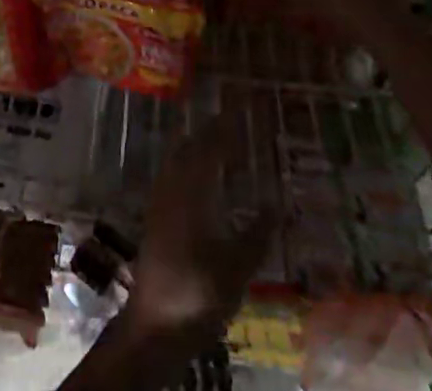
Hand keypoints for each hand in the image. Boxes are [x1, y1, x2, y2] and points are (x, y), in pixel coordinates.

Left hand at [126, 119, 277, 337]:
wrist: (157, 321)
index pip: (208, 149)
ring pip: (177, 161)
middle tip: (232, 121)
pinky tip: (202, 177)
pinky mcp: (155, 217)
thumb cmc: (200, 293)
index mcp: (191, 193)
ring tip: (220, 141)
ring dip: (196, 147)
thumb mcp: (239, 266)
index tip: (239, 110)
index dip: (224, 128)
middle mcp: (170, 189)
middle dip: (209, 132)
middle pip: (188, 149)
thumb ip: (258, 232)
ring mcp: (159, 202)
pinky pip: (172, 176)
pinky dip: (188, 165)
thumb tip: (275, 203)